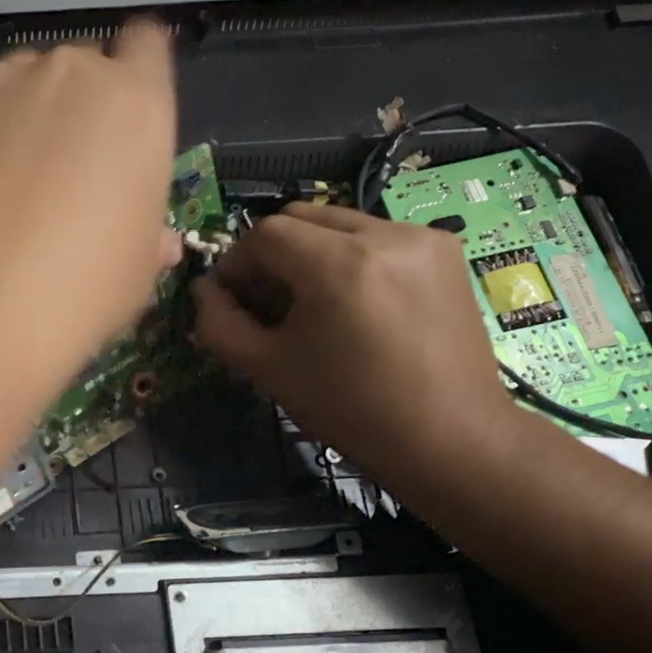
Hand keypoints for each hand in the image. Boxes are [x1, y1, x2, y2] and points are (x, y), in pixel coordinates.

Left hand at [0, 19, 179, 358]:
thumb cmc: (77, 294)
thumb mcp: (135, 274)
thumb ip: (147, 237)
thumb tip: (157, 240)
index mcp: (136, 105)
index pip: (146, 48)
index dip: (134, 75)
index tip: (119, 118)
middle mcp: (70, 75)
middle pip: (77, 70)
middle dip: (72, 107)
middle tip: (56, 172)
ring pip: (17, 86)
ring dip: (17, 120)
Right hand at [193, 201, 518, 474]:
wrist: (448, 435)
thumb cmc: (350, 408)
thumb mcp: (269, 370)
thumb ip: (221, 325)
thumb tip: (203, 290)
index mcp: (338, 264)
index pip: (265, 234)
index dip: (236, 264)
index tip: (233, 301)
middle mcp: (384, 234)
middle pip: (302, 217)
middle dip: (273, 253)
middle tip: (269, 302)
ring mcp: (422, 237)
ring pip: (341, 223)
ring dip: (312, 254)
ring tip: (315, 306)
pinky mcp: (446, 250)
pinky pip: (379, 236)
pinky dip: (354, 258)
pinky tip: (357, 305)